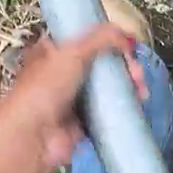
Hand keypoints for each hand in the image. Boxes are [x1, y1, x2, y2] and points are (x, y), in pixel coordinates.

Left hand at [0, 25, 147, 172]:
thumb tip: (128, 35)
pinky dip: (124, 108)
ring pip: (109, 87)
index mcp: (54, 53)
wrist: (32, 138)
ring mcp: (74, 100)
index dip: (109, 40)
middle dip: (125, 66)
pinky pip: (109, 111)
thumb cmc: (44, 89)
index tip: (128, 46)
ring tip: (141, 91)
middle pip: (103, 64)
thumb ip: (102, 39)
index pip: (87, 40)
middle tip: (137, 73)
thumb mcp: (72, 53)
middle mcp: (63, 74)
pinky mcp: (84, 123)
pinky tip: (137, 105)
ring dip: (128, 86)